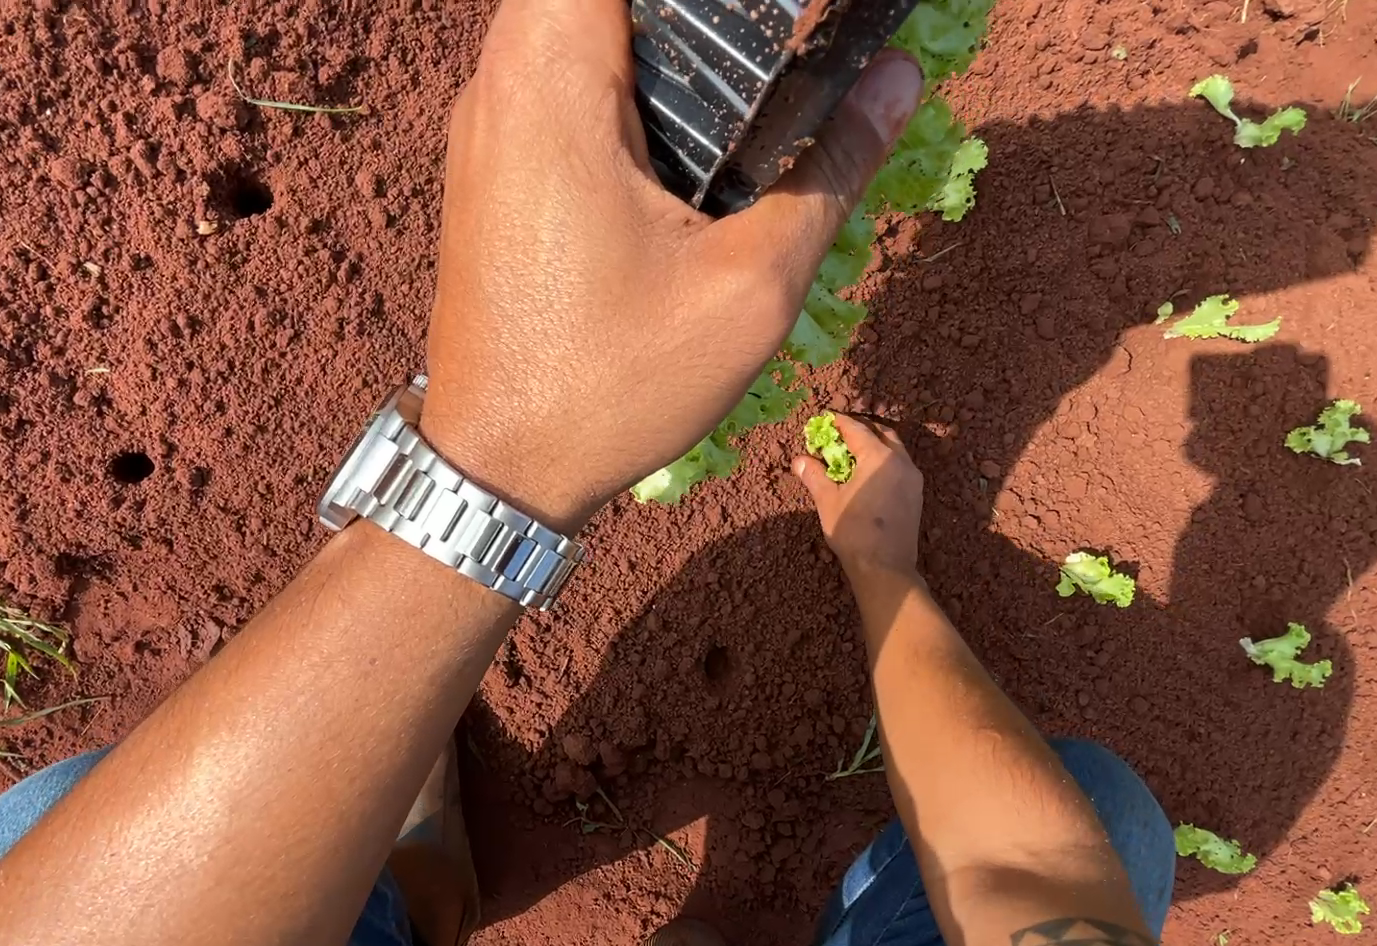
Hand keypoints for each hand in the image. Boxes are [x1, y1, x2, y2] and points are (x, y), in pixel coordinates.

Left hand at [417, 0, 924, 531]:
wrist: (501, 468)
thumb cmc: (613, 388)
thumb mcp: (747, 290)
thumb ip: (828, 172)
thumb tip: (894, 79)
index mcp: (552, 76)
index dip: (719, 0)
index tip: (776, 30)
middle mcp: (499, 83)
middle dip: (700, 26)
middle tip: (766, 88)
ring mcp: (482, 132)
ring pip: (579, 37)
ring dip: (659, 64)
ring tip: (729, 129)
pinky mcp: (485, 178)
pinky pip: (554, 96)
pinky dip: (618, 104)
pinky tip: (669, 171)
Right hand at [794, 414, 924, 582]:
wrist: (884, 566)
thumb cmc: (853, 531)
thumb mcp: (827, 501)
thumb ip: (814, 475)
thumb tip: (799, 460)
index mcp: (878, 457)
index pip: (856, 429)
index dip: (838, 422)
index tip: (824, 419)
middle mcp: (901, 460)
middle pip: (880, 433)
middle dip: (859, 430)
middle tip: (838, 434)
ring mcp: (912, 477)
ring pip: (893, 448)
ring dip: (873, 444)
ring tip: (852, 453)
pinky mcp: (916, 493)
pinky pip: (899, 464)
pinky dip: (883, 460)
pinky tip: (868, 473)